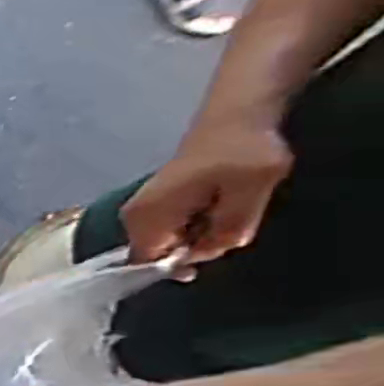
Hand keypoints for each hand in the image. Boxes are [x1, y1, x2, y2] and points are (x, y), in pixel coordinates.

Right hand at [120, 112, 291, 275]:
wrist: (233, 121)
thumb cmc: (241, 153)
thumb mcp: (253, 188)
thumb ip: (233, 225)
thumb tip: (216, 250)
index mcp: (147, 216)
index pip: (149, 260)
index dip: (179, 264)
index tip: (217, 247)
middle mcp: (132, 219)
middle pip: (157, 252)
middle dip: (194, 247)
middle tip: (232, 224)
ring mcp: (138, 212)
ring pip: (164, 242)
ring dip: (197, 236)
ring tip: (227, 211)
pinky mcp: (150, 207)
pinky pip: (166, 231)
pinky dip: (193, 227)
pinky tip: (216, 209)